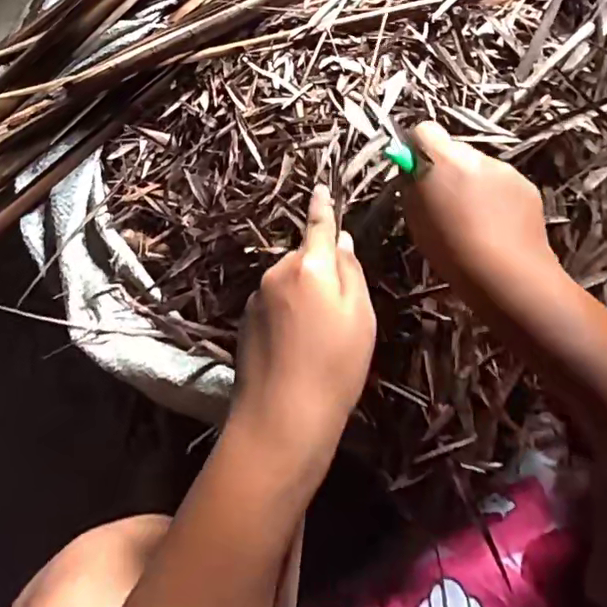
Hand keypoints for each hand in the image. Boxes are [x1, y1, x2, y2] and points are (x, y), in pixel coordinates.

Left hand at [232, 185, 375, 460]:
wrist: (282, 417)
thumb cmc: (335, 365)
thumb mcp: (360, 317)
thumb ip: (350, 272)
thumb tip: (340, 240)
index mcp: (308, 265)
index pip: (317, 225)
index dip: (322, 206)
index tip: (320, 189)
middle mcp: (277, 272)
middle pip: (305, 256)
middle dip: (320, 267)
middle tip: (343, 305)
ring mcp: (257, 296)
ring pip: (289, 281)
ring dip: (305, 293)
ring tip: (322, 336)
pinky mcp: (246, 321)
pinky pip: (275, 303)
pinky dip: (289, 313)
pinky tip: (299, 346)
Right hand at [401, 121, 568, 304]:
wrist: (508, 275)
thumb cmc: (451, 249)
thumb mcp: (414, 216)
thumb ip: (412, 184)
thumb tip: (413, 169)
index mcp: (443, 159)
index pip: (424, 130)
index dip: (418, 148)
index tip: (417, 172)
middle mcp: (475, 156)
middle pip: (454, 149)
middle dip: (448, 168)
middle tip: (445, 201)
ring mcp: (505, 169)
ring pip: (479, 167)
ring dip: (473, 183)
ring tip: (473, 219)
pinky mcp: (526, 186)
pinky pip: (502, 183)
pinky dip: (495, 197)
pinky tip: (496, 225)